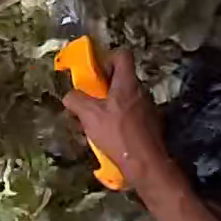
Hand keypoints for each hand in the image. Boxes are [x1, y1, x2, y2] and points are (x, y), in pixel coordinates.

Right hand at [61, 50, 177, 192]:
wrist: (146, 164)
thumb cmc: (118, 134)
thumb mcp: (89, 115)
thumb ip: (76, 100)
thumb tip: (69, 96)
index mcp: (127, 83)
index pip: (123, 55)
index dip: (107, 59)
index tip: (95, 75)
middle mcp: (141, 92)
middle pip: (122, 78)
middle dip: (104, 87)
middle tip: (90, 101)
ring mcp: (148, 109)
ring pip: (126, 98)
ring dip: (111, 106)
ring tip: (97, 123)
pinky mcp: (151, 125)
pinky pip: (132, 114)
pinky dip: (120, 120)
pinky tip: (111, 136)